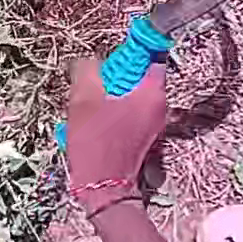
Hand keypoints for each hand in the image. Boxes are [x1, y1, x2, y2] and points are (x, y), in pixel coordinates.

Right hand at [64, 57, 167, 211]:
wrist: (103, 188)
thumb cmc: (96, 142)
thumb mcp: (84, 100)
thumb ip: (87, 72)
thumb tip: (90, 63)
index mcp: (152, 94)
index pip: (150, 57)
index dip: (129, 53)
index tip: (110, 61)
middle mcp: (159, 107)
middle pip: (138, 78)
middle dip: (114, 77)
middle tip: (93, 85)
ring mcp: (152, 124)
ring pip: (130, 96)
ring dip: (110, 96)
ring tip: (89, 105)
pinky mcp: (142, 137)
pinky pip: (128, 113)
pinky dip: (112, 112)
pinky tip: (93, 121)